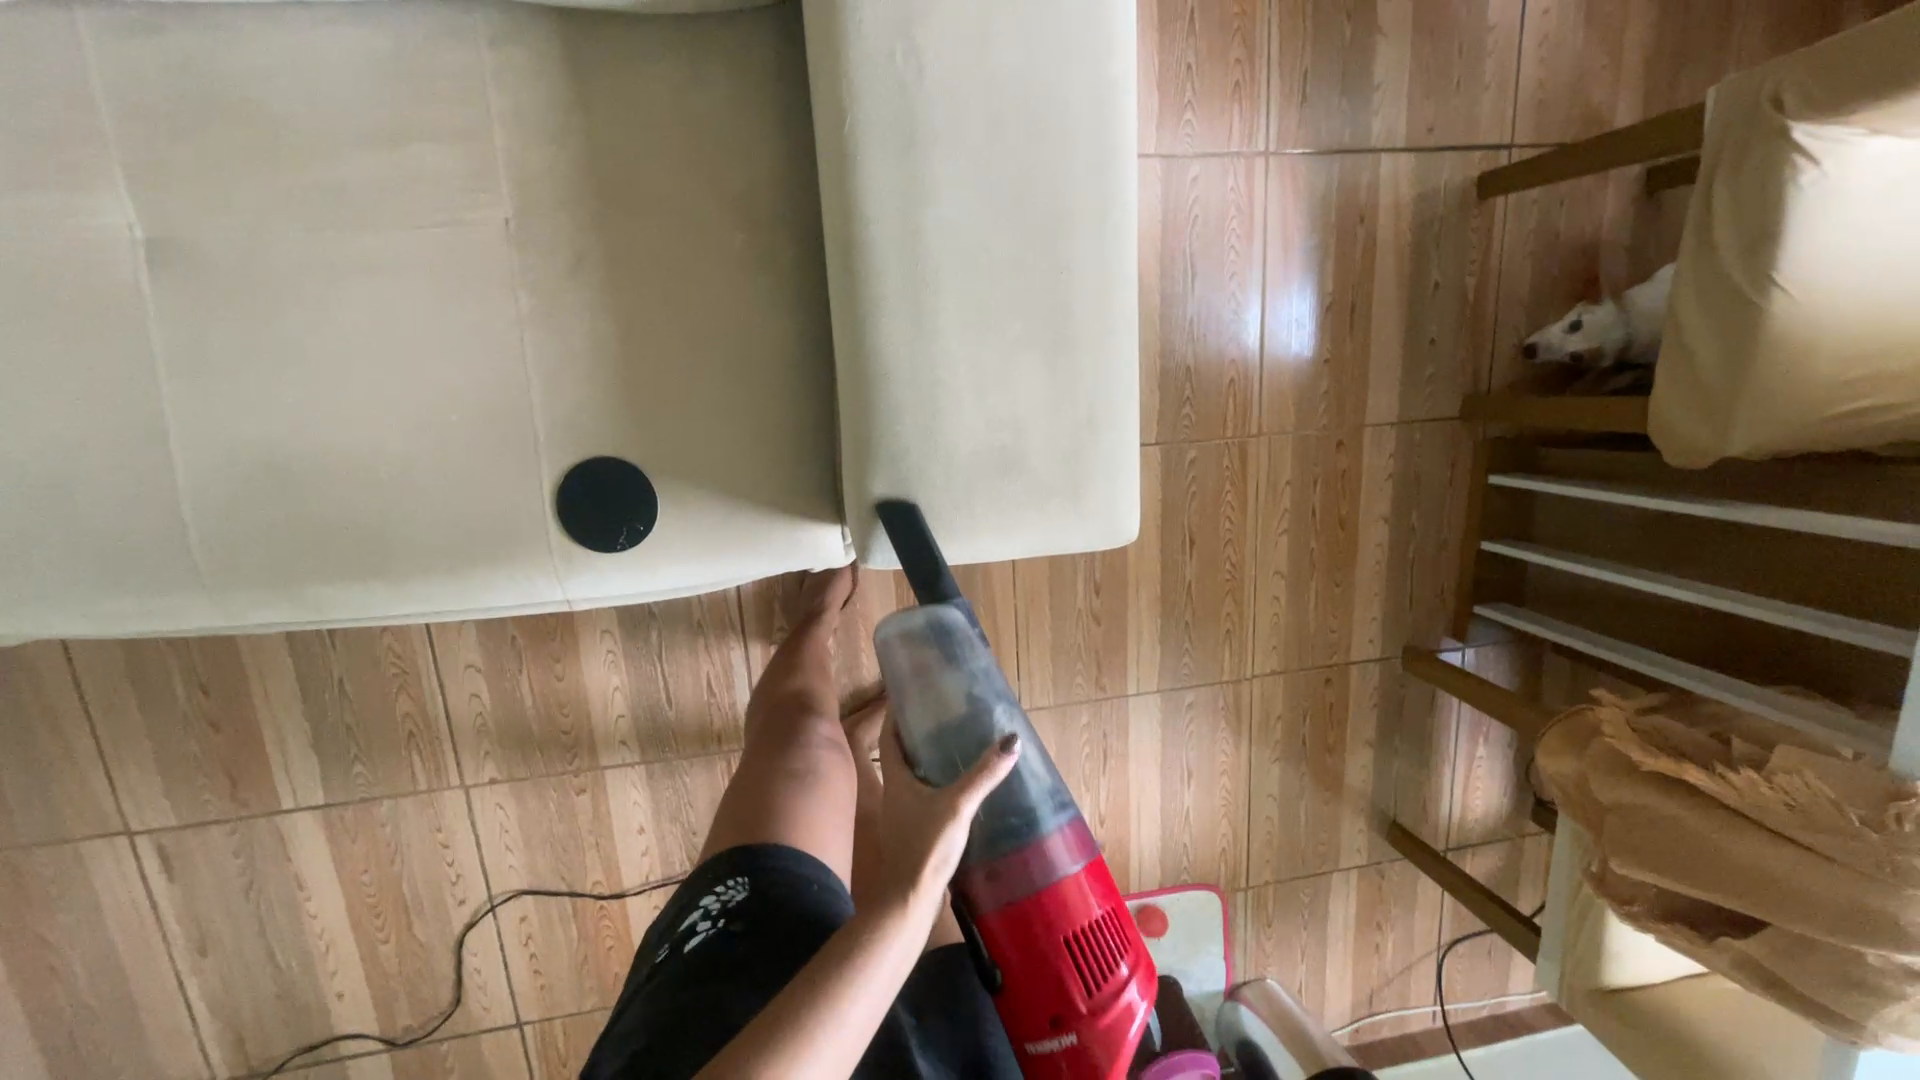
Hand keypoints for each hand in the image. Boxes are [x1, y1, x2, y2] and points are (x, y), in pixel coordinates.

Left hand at [873, 714, 1020, 919]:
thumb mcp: (957, 805)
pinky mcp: (913, 833)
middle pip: (900, 754)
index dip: (896, 714)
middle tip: (942, 715)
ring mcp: (902, 815)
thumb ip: (983, 774)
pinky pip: (923, 797)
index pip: (890, 737)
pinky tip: (959, 788)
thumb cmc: (925, 847)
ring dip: (927, 760)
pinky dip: (936, 785)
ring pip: (912, 777)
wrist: (909, 901)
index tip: (909, 694)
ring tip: (954, 745)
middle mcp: (894, 793)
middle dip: (917, 734)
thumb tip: (1011, 740)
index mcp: (896, 779)